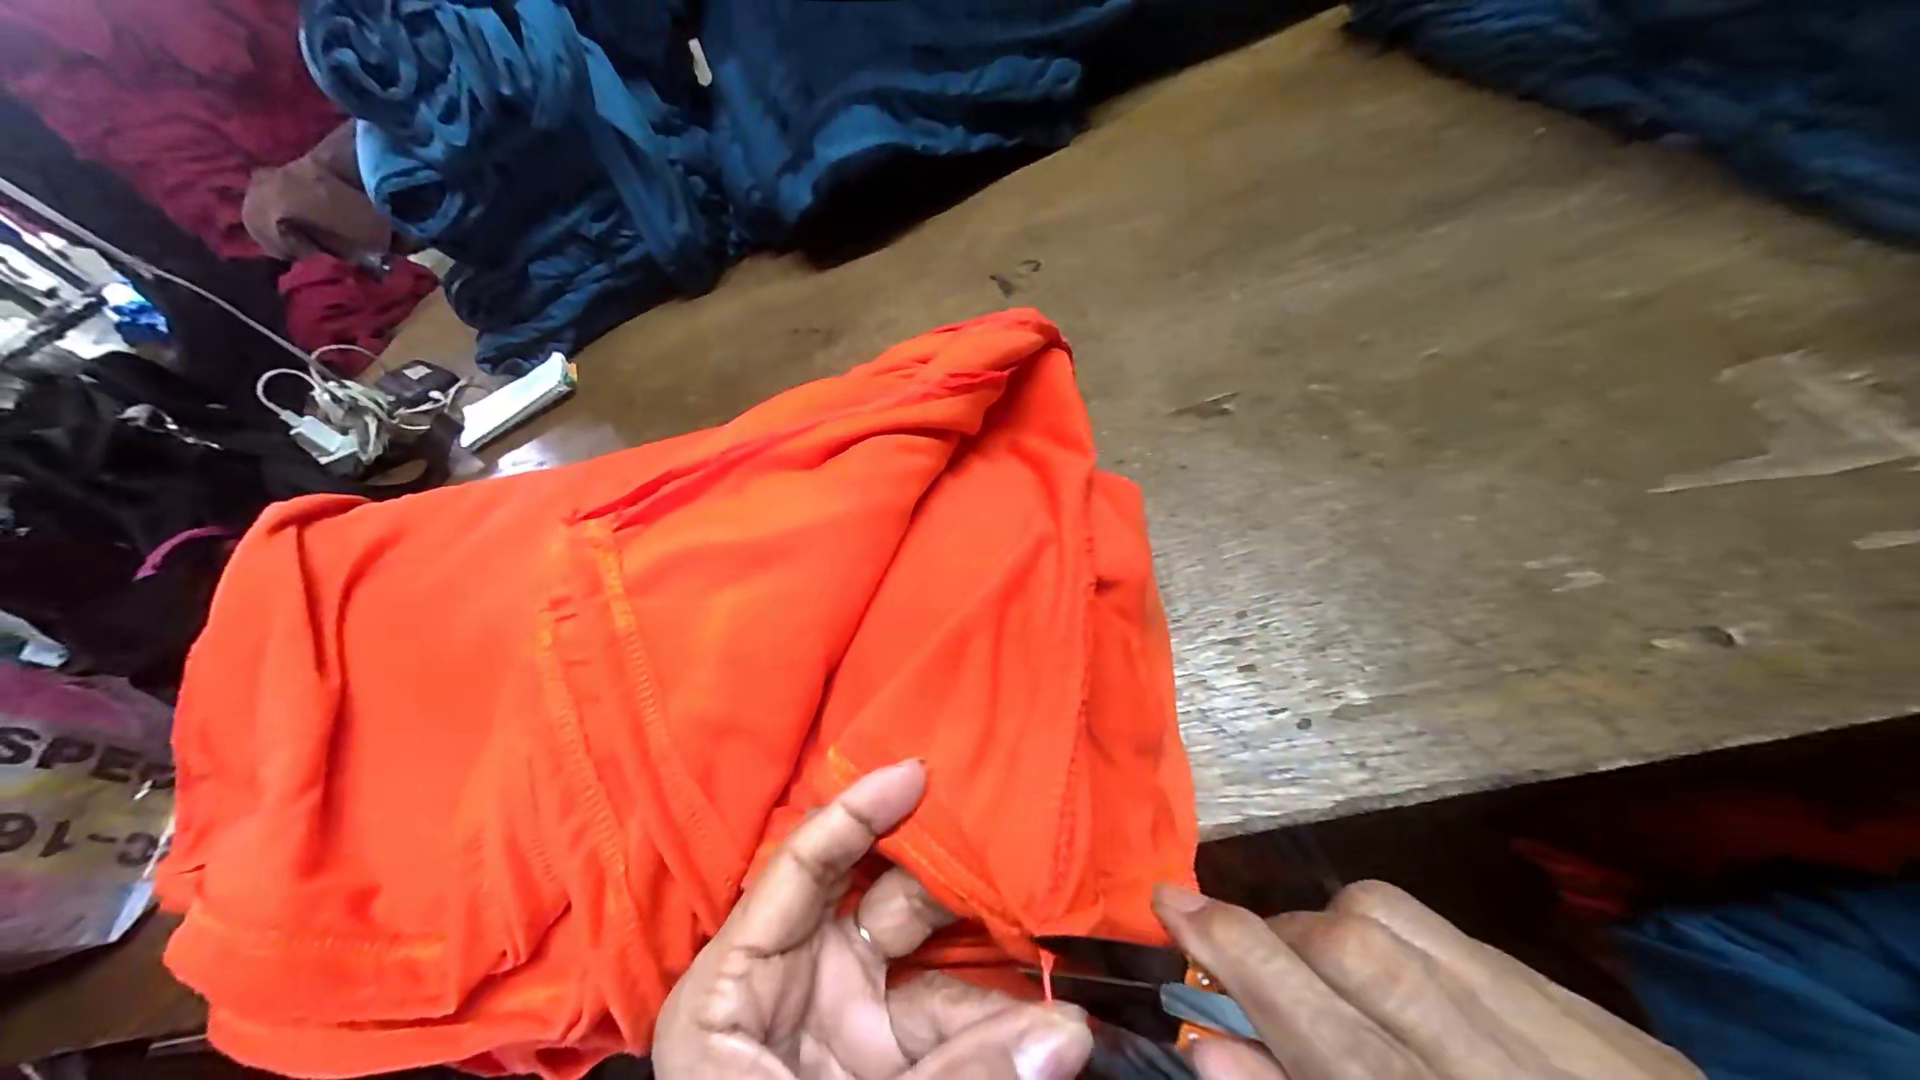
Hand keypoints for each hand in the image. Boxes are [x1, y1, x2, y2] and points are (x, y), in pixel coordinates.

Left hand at [654, 760, 1093, 1079]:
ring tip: (1051, 947)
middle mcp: (793, 982)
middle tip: (1005, 844)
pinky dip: (997, 1025)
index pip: (801, 867)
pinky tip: (1050, 1029)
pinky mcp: (882, 1056)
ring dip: (989, 959)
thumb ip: (949, 1075)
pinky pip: (947, 1021)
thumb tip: (1066, 1038)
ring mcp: (843, 1018)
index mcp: (737, 983)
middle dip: (943, 873)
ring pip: (926, 961)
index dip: (856, 811)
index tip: (916, 773)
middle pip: (875, 898)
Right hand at [1152, 881, 1703, 1079]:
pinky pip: (1463, 937)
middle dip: (1278, 935)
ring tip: (1308, 961)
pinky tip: (1386, 973)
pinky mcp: (1621, 1034)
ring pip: (1407, 922)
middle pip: (1365, 953)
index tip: (1169, 901)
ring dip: (1327, 925)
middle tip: (1238, 947)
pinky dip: (1394, 935)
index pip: (1335, 1045)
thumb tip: (1207, 1045)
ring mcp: (1596, 1058)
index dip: (1241, 960)